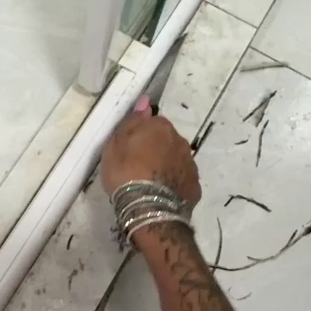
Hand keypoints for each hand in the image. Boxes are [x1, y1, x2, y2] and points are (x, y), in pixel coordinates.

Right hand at [100, 95, 201, 209]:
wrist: (149, 209)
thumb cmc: (126, 173)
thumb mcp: (116, 144)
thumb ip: (132, 121)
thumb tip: (145, 101)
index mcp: (161, 128)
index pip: (152, 122)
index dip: (141, 135)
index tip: (130, 148)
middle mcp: (180, 141)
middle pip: (166, 140)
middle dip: (156, 149)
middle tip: (137, 166)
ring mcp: (190, 164)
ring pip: (176, 158)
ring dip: (166, 165)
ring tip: (149, 182)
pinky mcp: (195, 185)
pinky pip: (182, 178)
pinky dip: (173, 182)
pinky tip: (161, 194)